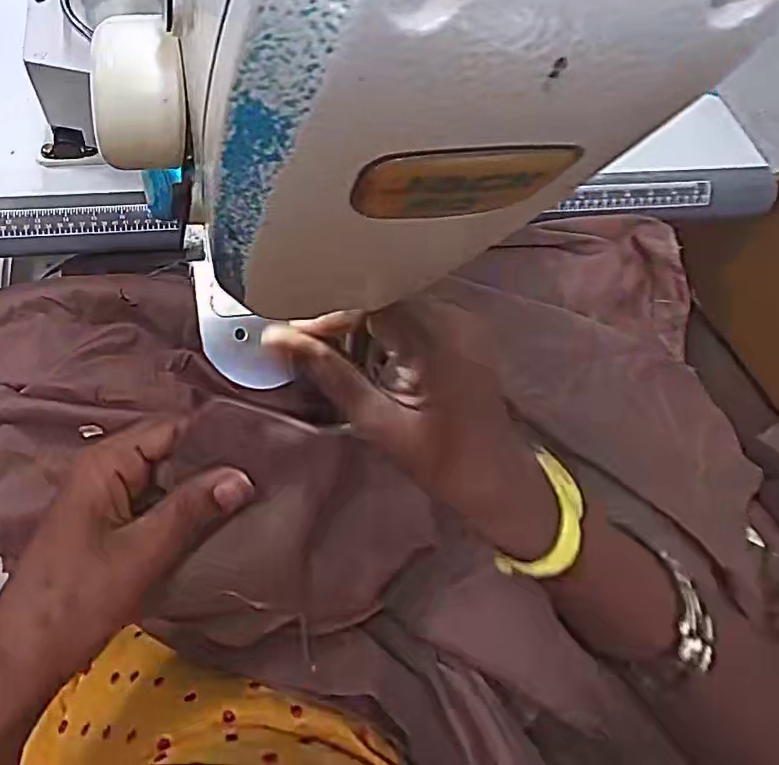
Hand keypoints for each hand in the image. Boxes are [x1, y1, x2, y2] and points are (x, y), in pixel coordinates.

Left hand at [0, 420, 253, 763]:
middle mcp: (104, 470)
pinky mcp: (108, 526)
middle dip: (209, 464)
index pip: (169, 430)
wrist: (22, 659)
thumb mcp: (140, 553)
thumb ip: (190, 510)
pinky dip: (179, 513)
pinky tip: (212, 525)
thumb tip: (240, 477)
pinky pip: (151, 506)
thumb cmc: (73, 601)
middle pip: (167, 452)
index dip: (212, 436)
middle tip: (260, 475)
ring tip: (247, 497)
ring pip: (162, 481)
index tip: (257, 448)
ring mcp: (104, 499)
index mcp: (105, 462)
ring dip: (197, 491)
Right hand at [262, 300, 559, 559]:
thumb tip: (275, 338)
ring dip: (356, 325)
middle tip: (303, 344)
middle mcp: (453, 315)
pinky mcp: (458, 329)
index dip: (326, 313)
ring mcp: (459, 319)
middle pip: (378, 295)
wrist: (502, 484)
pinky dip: (378, 331)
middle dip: (337, 318)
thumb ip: (327, 372)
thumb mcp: (377, 420)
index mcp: (438, 336)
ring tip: (328, 354)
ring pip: (389, 302)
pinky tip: (361, 357)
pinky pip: (405, 313)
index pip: (367, 300)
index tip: (292, 334)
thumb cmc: (442, 461)